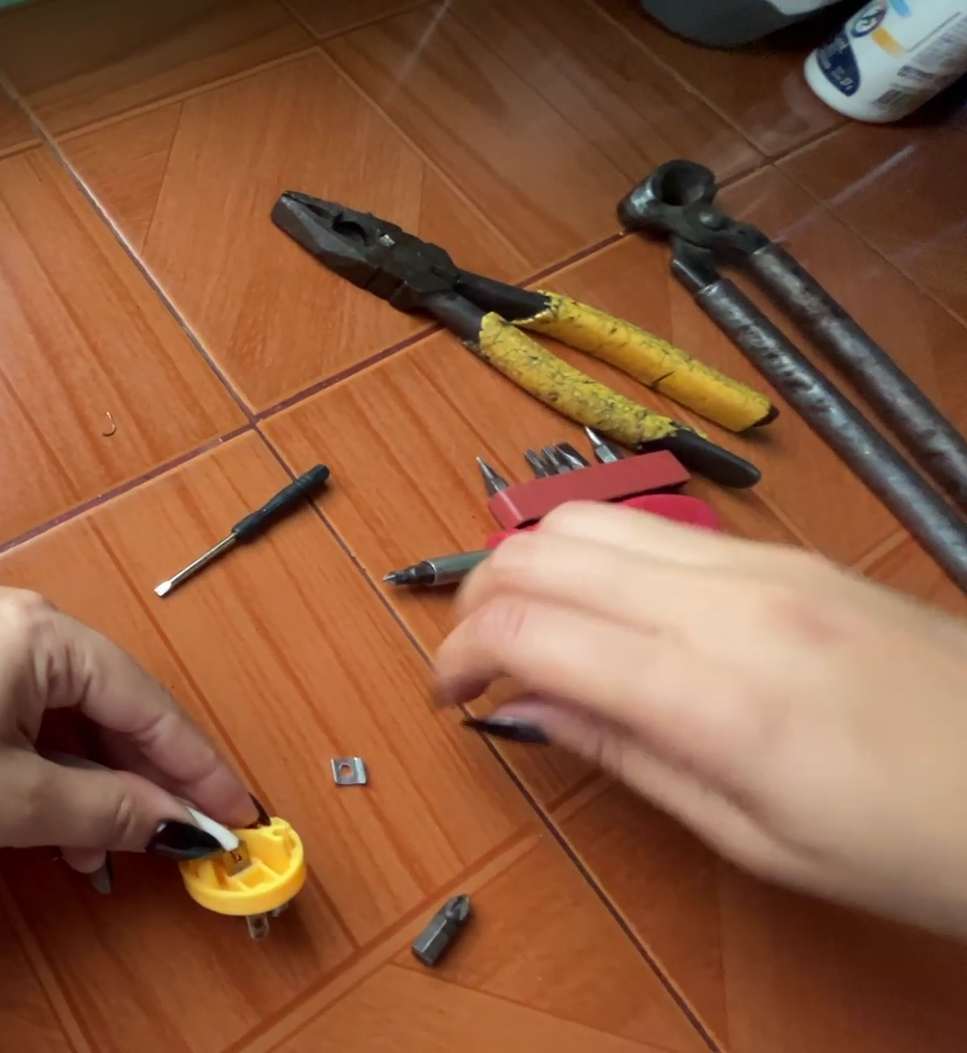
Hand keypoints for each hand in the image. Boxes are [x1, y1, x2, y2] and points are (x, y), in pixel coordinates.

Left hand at [0, 571, 256, 882]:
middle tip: (163, 829)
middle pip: (89, 688)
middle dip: (128, 765)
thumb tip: (172, 815)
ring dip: (72, 760)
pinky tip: (33, 793)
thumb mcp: (13, 803)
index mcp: (26, 623)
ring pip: (41, 691)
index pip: (137, 693)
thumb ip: (109, 805)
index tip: (232, 806)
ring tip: (89, 835)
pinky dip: (24, 740)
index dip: (191, 760)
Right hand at [435, 501, 966, 935]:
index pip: (525, 631)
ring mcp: (754, 564)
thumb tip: (517, 707)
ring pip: (572, 520)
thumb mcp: (753, 837)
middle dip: (469, 604)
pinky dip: (577, 557)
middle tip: (473, 660)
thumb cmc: (928, 847)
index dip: (456, 658)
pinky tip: (592, 607)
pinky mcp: (775, 551)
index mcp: (714, 693)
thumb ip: (617, 754)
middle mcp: (725, 604)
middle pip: (531, 556)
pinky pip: (633, 525)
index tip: (448, 695)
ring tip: (522, 623)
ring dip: (517, 567)